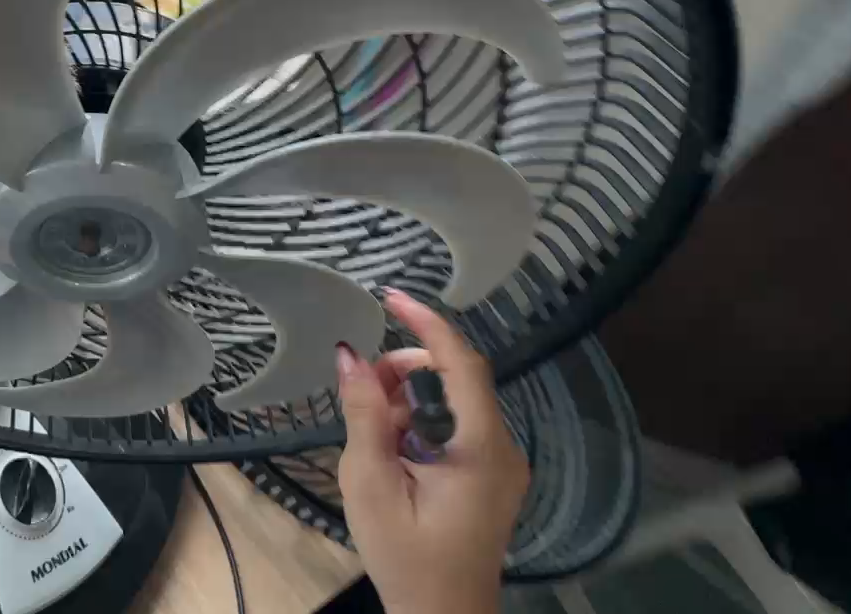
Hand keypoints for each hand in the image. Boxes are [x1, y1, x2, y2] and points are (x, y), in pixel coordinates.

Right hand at [335, 290, 528, 613]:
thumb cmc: (405, 554)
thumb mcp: (370, 481)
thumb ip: (363, 413)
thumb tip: (350, 353)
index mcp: (479, 450)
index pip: (462, 365)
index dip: (427, 323)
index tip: (388, 296)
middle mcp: (501, 449)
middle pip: (456, 377)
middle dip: (404, 367)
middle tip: (359, 387)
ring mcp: (499, 462)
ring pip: (451, 398)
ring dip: (406, 394)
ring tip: (371, 428)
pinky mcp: (488, 473)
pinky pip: (453, 422)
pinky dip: (416, 417)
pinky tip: (389, 443)